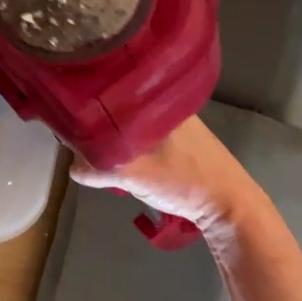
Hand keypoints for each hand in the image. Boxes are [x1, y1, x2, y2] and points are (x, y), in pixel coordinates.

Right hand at [69, 117, 265, 233]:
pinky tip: (128, 165)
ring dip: (117, 141)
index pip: (110, 93)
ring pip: (131, 125)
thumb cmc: (184, 181)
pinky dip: (132, 148)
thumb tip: (73, 167)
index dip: (87, 105)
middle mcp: (165, 105)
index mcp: (154, 101)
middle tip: (85, 145)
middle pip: (118, 109)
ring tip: (105, 158)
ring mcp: (175, 124)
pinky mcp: (182, 143)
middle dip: (99, 126)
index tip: (69, 118)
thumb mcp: (132, 174)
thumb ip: (96, 167)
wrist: (232, 207)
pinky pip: (144, 137)